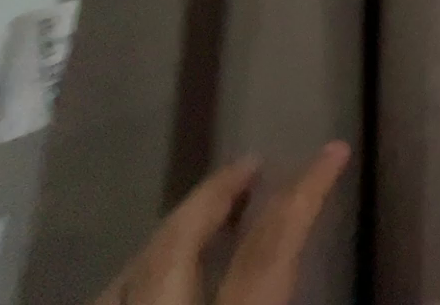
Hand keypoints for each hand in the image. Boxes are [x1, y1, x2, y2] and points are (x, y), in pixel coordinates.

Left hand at [91, 142, 350, 304]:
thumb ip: (284, 288)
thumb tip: (305, 257)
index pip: (270, 245)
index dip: (304, 193)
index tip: (333, 149)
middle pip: (176, 246)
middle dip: (213, 197)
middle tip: (250, 164)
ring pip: (121, 274)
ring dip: (164, 237)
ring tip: (197, 215)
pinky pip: (107, 302)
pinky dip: (131, 280)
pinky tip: (148, 278)